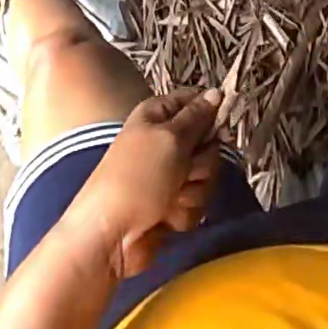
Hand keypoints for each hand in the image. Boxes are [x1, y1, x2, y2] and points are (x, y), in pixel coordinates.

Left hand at [64, 88, 223, 277]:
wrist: (109, 237)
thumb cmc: (137, 177)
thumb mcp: (170, 139)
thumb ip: (198, 116)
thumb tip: (217, 91)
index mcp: (158, 114)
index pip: (197, 100)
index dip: (211, 113)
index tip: (218, 126)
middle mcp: (165, 139)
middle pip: (208, 141)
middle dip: (202, 161)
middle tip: (183, 170)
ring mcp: (170, 173)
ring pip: (206, 174)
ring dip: (193, 189)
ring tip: (170, 198)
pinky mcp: (173, 203)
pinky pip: (198, 200)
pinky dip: (184, 209)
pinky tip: (166, 217)